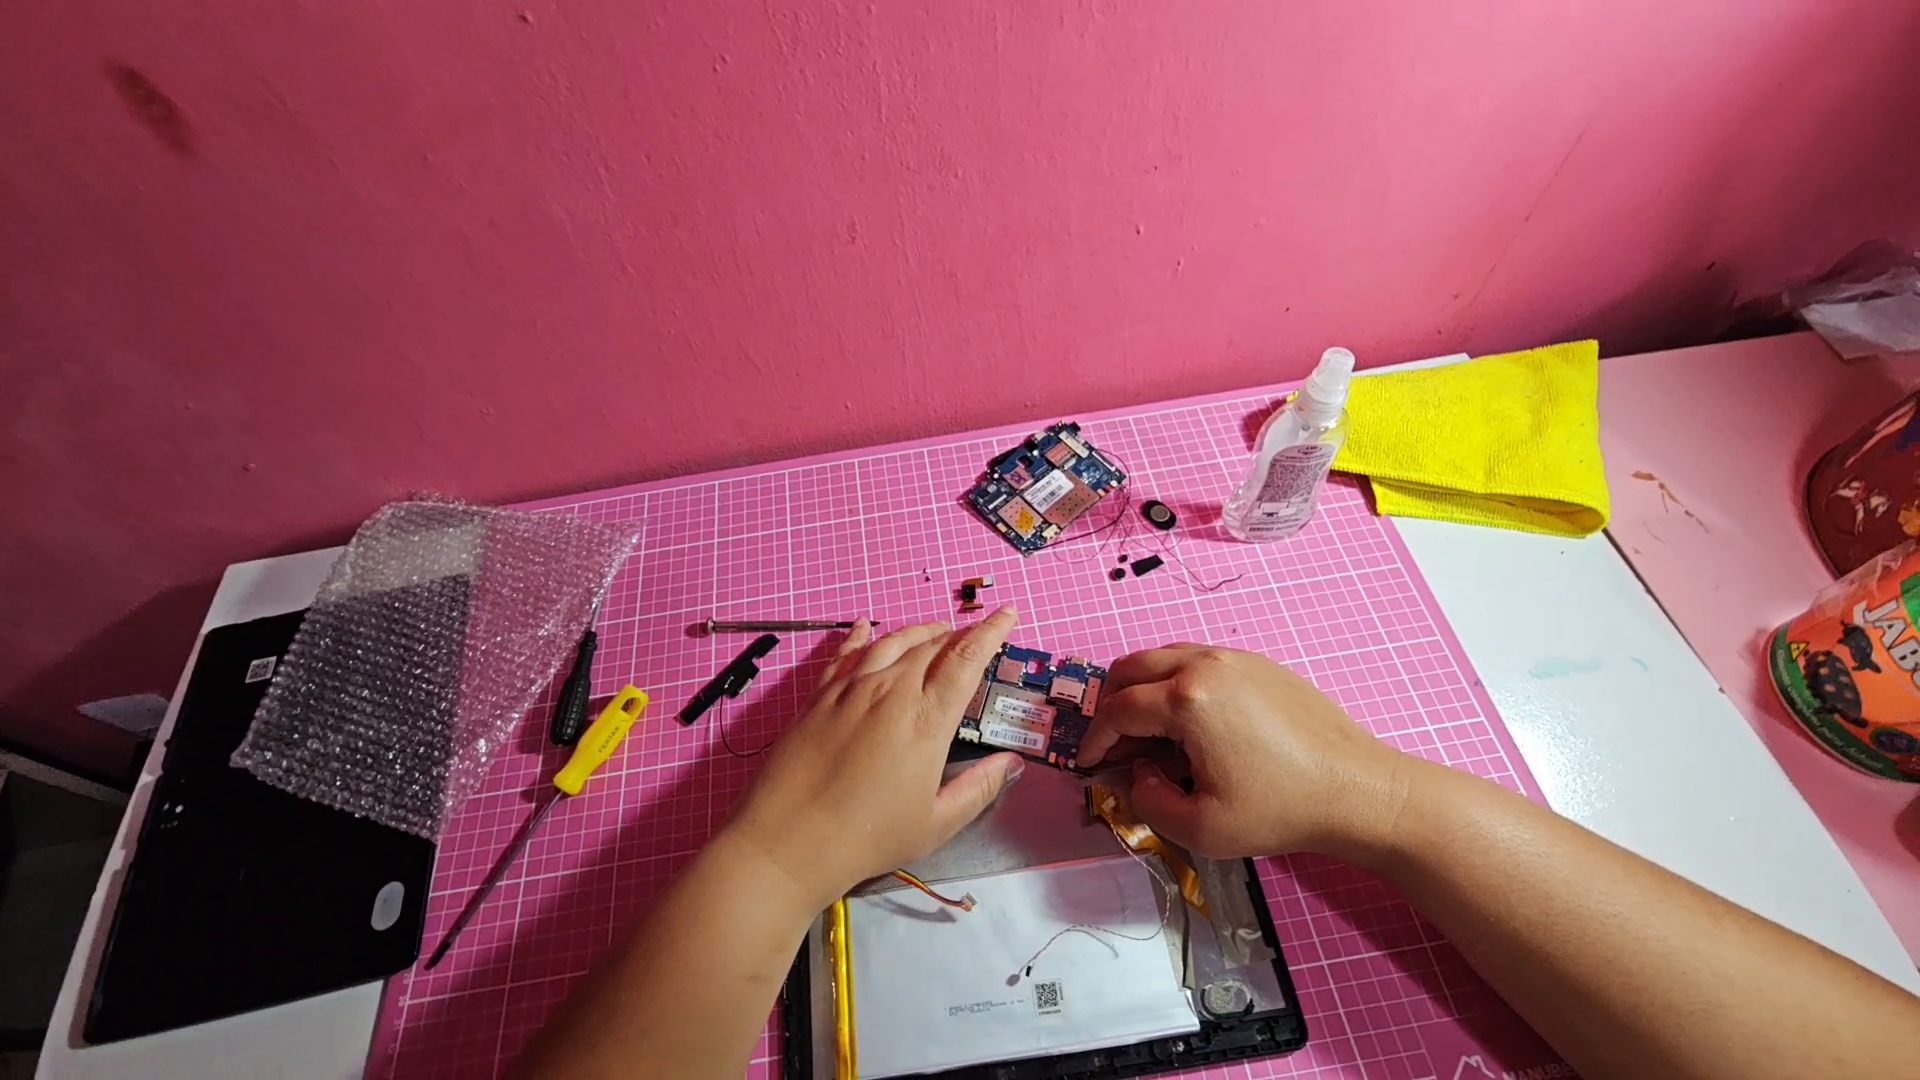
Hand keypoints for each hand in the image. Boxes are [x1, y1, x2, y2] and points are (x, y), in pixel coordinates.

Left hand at [722, 609, 1024, 908]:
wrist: (786, 841)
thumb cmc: (866, 838)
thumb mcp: (934, 824)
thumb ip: (979, 789)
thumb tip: (1013, 763)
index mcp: (926, 719)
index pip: (966, 659)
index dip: (990, 632)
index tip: (1007, 614)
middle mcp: (891, 691)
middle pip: (932, 644)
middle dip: (959, 633)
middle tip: (973, 635)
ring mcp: (851, 688)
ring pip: (892, 641)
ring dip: (919, 630)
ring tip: (935, 630)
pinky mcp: (820, 694)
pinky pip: (846, 652)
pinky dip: (862, 635)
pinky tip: (866, 627)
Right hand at [1078, 644, 1409, 859]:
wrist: (1360, 791)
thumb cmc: (1282, 811)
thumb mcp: (1201, 828)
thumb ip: (1148, 802)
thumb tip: (1138, 773)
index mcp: (1186, 700)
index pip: (1118, 711)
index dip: (1095, 739)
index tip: (1088, 762)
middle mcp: (1203, 664)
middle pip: (1130, 668)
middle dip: (1110, 704)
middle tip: (1112, 741)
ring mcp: (1233, 657)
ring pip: (1161, 656)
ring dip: (1141, 689)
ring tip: (1148, 731)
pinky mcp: (1256, 662)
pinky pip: (1195, 659)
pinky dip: (1173, 681)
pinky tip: (1190, 721)